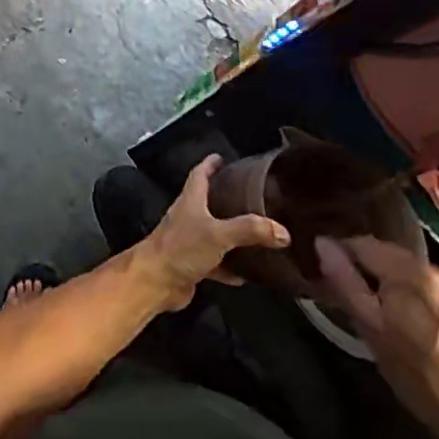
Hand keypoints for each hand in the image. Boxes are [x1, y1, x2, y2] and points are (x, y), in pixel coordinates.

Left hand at [134, 155, 290, 309]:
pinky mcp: (191, 263)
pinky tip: (246, 274)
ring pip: (214, 232)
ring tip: (256, 234)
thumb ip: (250, 230)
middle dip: (226, 197)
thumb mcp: (219, 233)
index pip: (200, 174)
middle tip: (250, 197)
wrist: (155, 280)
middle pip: (208, 201)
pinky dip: (229, 266)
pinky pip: (215, 262)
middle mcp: (188, 216)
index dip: (210, 164)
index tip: (222, 157)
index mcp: (191, 200)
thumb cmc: (182, 247)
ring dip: (231, 234)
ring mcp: (188, 240)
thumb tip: (283, 231)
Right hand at [315, 236, 438, 438]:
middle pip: (395, 258)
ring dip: (405, 287)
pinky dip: (431, 302)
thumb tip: (323, 244)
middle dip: (376, 273)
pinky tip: (431, 331)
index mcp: (412, 273)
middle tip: (366, 303)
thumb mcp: (373, 334)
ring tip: (398, 320)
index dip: (344, 254)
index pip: (365, 243)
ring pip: (422, 276)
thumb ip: (345, 283)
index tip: (335, 273)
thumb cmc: (424, 382)